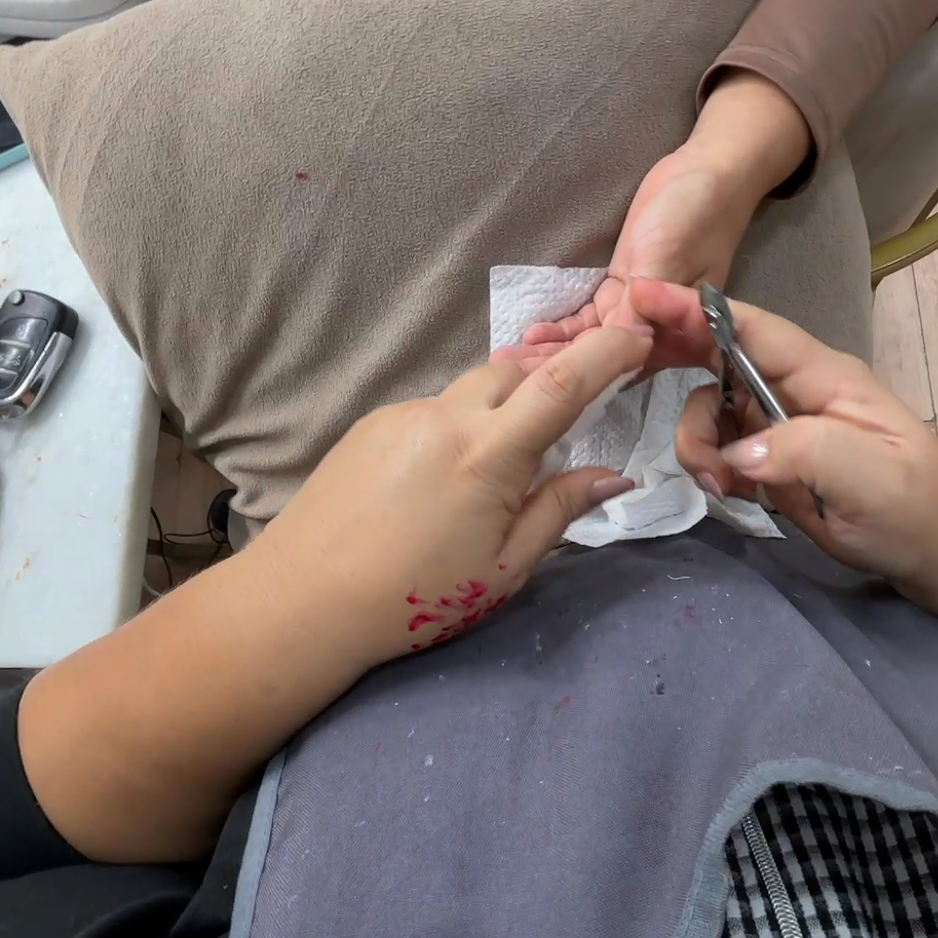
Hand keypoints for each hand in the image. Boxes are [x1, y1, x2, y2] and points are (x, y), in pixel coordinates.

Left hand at [246, 324, 649, 667]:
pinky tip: (432, 482)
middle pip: (513, 371)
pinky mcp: (370, 423)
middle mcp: (444, 418)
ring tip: (480, 478)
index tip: (636, 336)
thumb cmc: (414, 600)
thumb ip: (559, 510)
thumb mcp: (503, 568)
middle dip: (544, 388)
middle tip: (548, 440)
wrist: (301, 601)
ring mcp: (402, 415)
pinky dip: (453, 428)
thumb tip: (614, 475)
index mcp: (487, 456)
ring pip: (469, 391)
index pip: (562, 383)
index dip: (607, 351)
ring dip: (495, 413)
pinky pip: (431, 409)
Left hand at [494, 72, 809, 369]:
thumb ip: (641, 305)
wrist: (702, 173)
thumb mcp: (667, 260)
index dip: (589, 380)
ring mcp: (632, 311)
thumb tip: (615, 352)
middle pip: (603, 361)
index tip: (549, 394)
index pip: (628, 365)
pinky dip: (562, 329)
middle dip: (561, 372)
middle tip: (514, 380)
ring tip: (514, 362)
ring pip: (590, 342)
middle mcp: (654, 330)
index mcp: (676, 331)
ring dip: (555, 352)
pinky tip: (532, 336)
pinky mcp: (618, 292)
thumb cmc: (696, 216)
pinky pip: (587, 319)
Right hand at [628, 277, 937, 599]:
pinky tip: (732, 493)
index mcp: (822, 376)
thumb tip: (737, 455)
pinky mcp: (766, 459)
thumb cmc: (916, 505)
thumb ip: (807, 452)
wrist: (933, 549)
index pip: (753, 331)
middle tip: (635, 377)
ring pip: (709, 414)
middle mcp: (792, 390)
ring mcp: (776, 425)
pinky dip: (709, 468)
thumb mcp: (873, 476)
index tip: (643, 293)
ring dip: (697, 445)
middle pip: (717, 363)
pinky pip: (717, 451)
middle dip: (678, 367)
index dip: (697, 310)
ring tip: (719, 486)